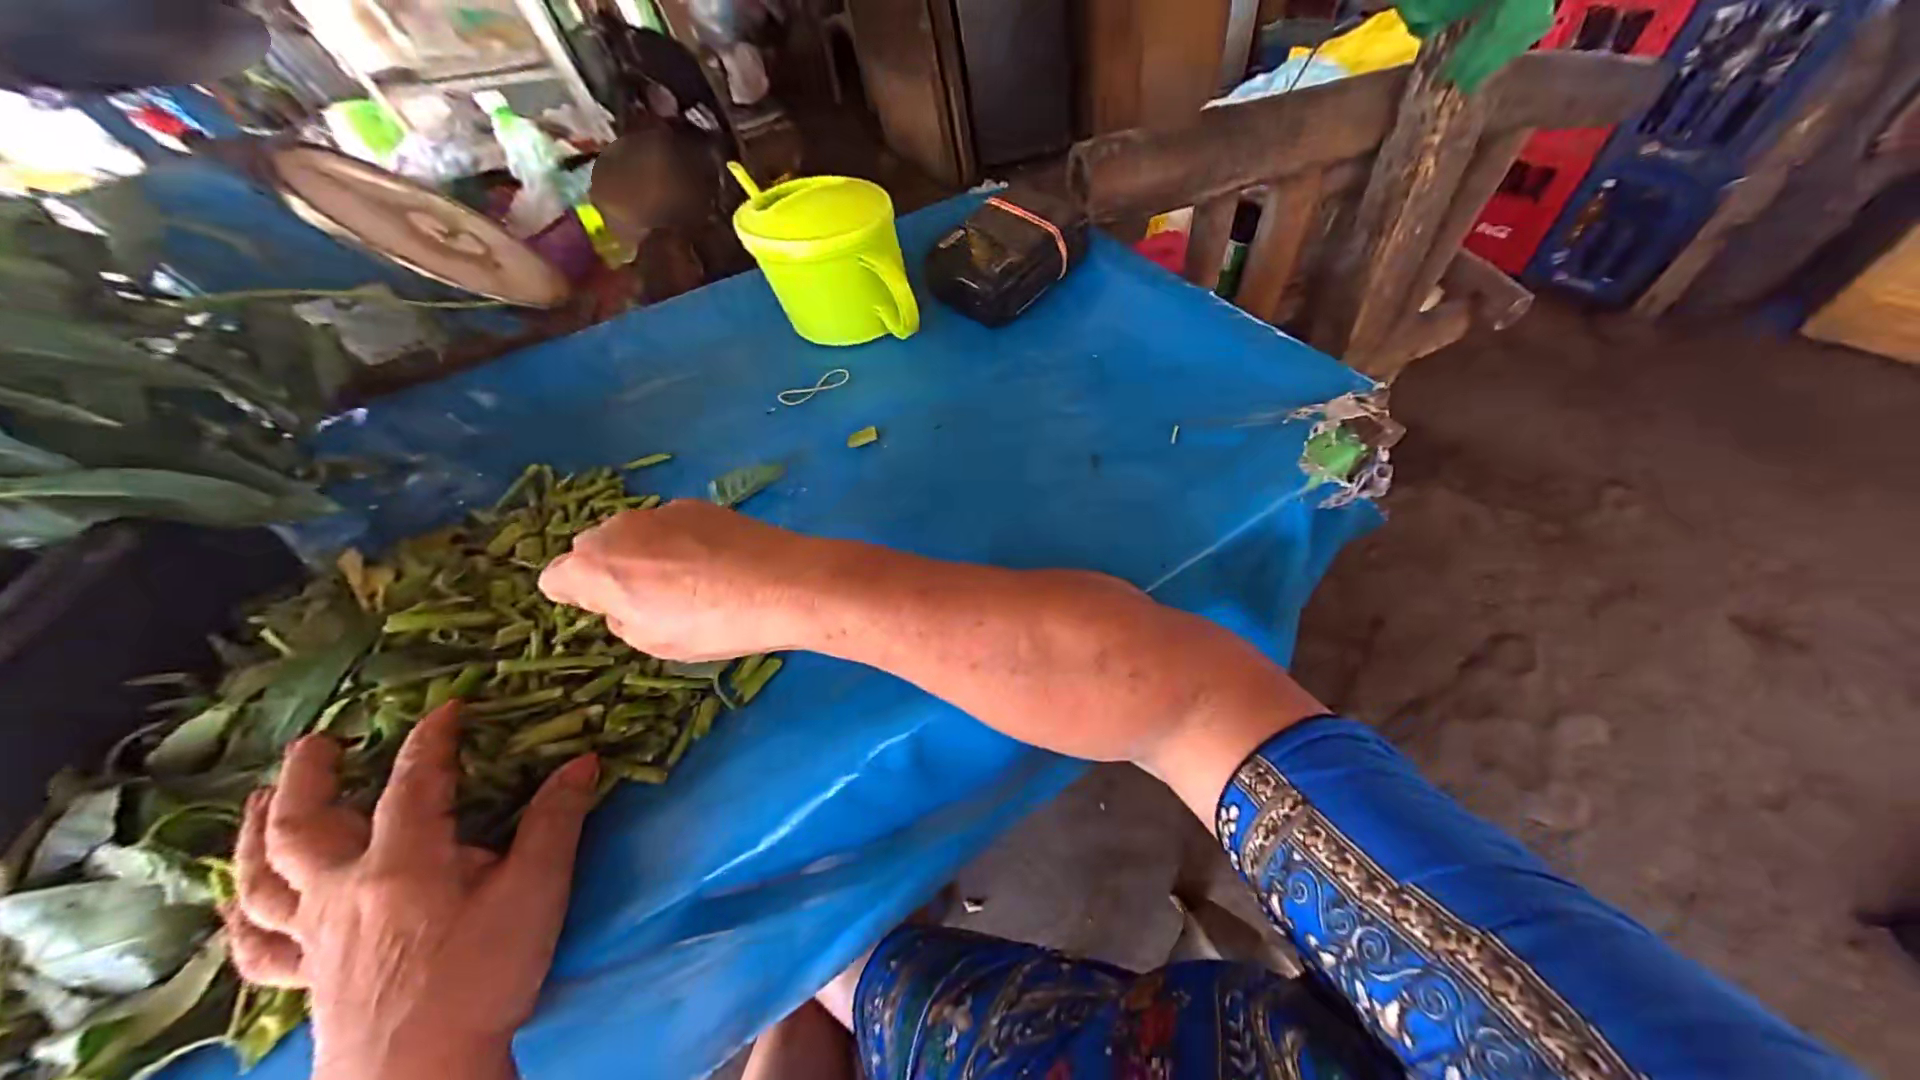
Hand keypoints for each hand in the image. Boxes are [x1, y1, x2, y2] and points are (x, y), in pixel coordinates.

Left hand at [224, 704, 598, 1079]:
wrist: (421, 1075)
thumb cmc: (483, 974)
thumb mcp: (536, 890)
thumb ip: (555, 821)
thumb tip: (582, 761)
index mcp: (403, 862)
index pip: (415, 782)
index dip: (432, 739)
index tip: (449, 707)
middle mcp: (345, 890)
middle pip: (306, 826)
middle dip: (309, 778)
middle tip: (316, 742)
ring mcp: (316, 939)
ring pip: (266, 879)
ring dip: (257, 834)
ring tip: (257, 802)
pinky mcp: (307, 979)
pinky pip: (260, 946)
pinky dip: (244, 918)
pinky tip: (239, 902)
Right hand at [539, 499, 817, 660]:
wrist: (786, 583)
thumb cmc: (713, 624)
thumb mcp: (654, 642)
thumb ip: (621, 618)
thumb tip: (622, 603)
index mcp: (595, 566)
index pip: (555, 578)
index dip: (577, 597)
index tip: (606, 610)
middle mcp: (619, 528)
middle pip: (594, 549)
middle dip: (610, 570)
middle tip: (652, 599)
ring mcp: (662, 510)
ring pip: (636, 533)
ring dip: (648, 553)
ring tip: (692, 582)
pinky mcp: (700, 504)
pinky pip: (673, 525)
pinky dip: (682, 541)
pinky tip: (717, 562)